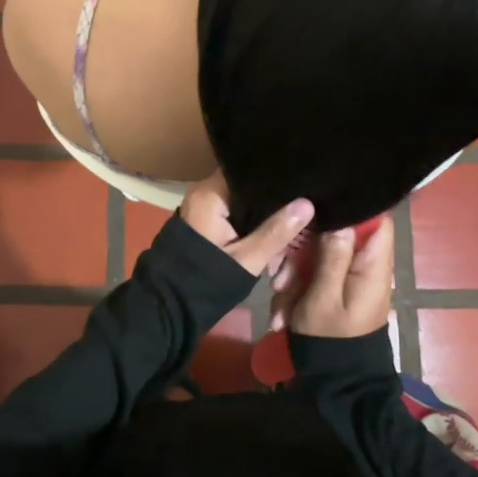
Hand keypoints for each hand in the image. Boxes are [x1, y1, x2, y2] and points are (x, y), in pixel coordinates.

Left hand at [178, 170, 313, 275]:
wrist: (170, 307)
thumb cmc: (207, 280)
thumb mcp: (247, 259)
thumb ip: (277, 231)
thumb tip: (307, 203)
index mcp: (210, 193)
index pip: (247, 170)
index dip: (275, 175)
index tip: (301, 180)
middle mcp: (203, 193)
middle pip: (246, 186)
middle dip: (273, 198)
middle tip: (305, 201)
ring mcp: (202, 209)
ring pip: (241, 203)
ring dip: (263, 213)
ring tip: (295, 214)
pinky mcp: (204, 224)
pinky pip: (233, 215)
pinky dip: (250, 224)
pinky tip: (274, 230)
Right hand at [272, 216, 393, 338]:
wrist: (336, 384)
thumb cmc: (331, 340)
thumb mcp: (324, 298)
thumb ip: (332, 257)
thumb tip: (341, 222)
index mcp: (372, 265)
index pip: (376, 220)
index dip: (348, 208)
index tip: (314, 211)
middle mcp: (365, 267)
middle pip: (338, 236)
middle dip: (305, 251)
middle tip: (282, 277)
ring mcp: (350, 278)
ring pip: (319, 256)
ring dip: (296, 274)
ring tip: (281, 299)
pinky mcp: (336, 289)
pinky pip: (315, 276)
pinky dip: (298, 290)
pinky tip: (283, 313)